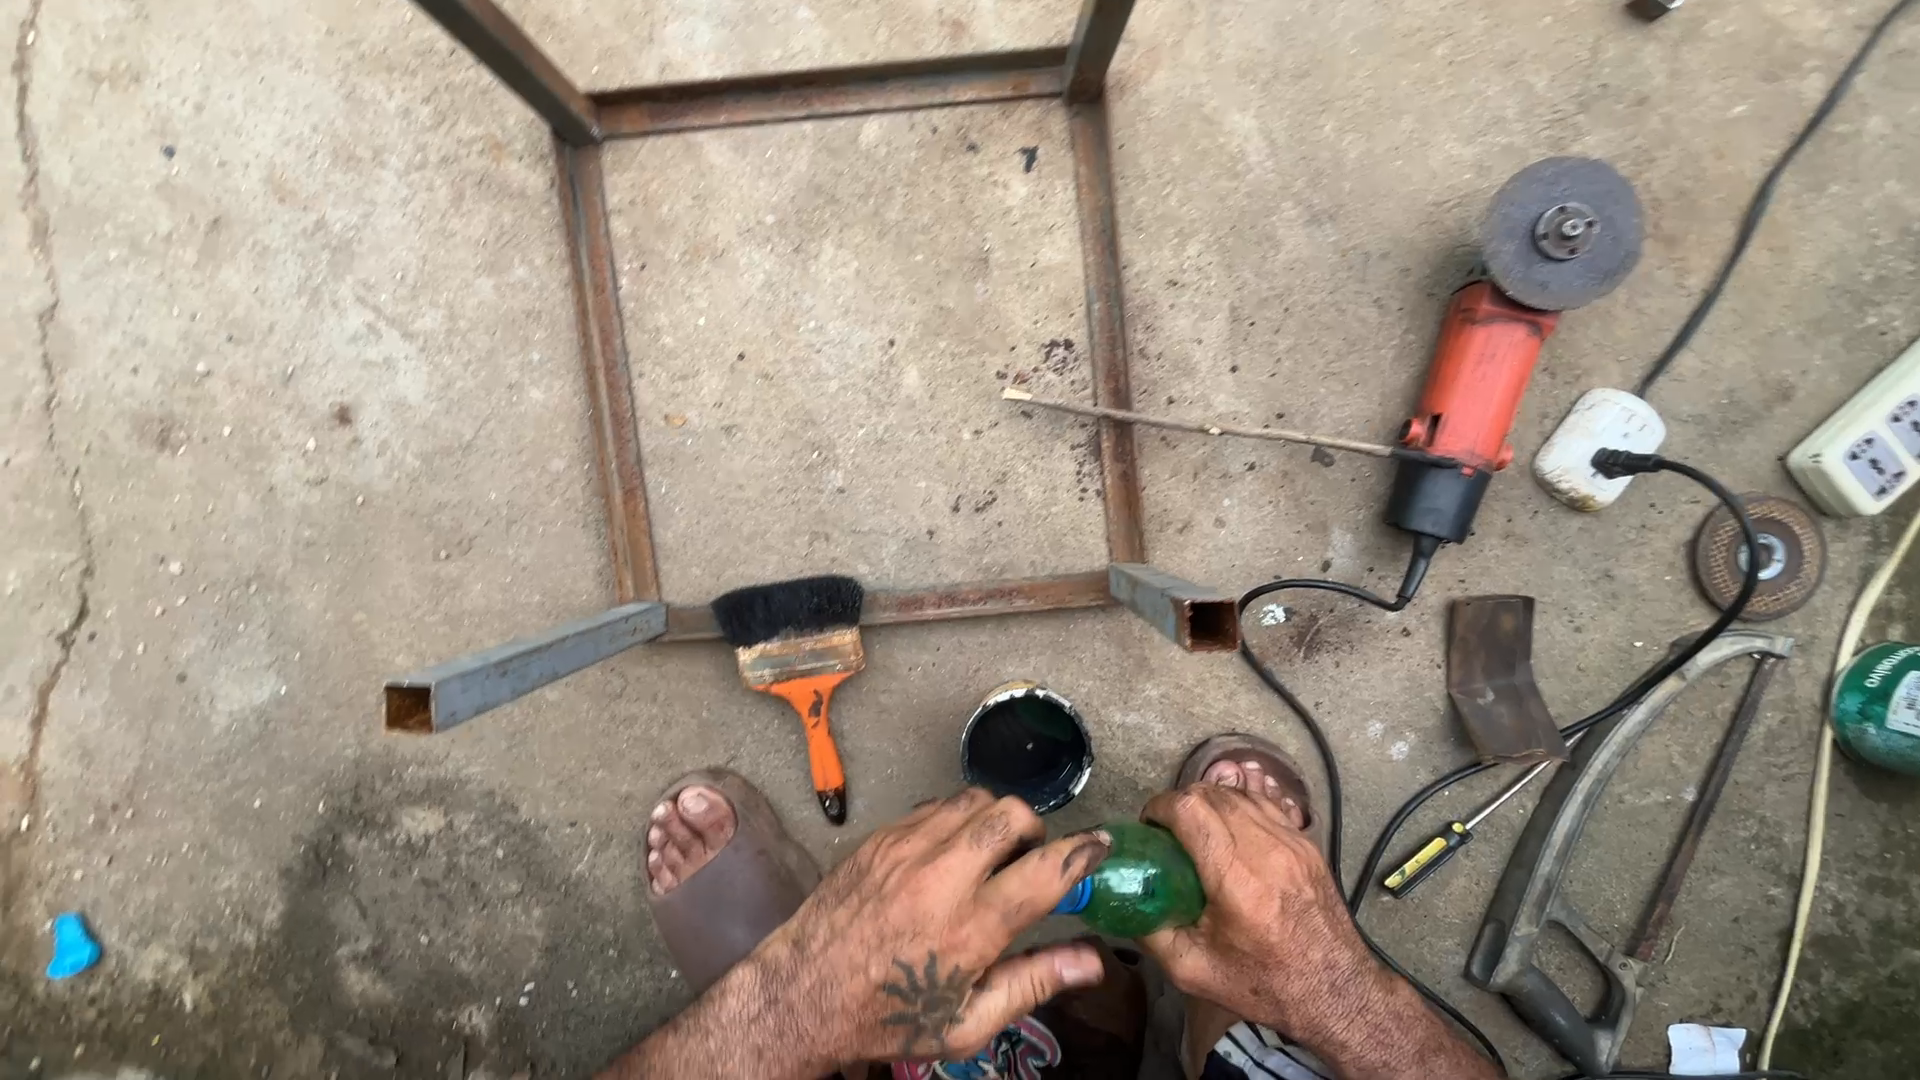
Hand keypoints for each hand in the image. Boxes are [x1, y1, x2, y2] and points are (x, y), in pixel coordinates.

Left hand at [739, 788, 1109, 1066]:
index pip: (1044, 872)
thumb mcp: (967, 1024)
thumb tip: (1094, 962)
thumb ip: (1033, 983)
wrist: (803, 993)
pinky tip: (948, 851)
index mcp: (970, 928)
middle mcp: (941, 876)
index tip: (1100, 844)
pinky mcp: (882, 836)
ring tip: (989, 850)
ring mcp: (906, 848)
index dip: (1083, 852)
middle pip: (1009, 815)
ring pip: (973, 799)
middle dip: (1034, 828)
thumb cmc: (890, 1017)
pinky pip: (934, 805)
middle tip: (1028, 855)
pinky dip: (955, 818)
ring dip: (994, 818)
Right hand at [1137, 782, 1392, 1042]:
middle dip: (1179, 802)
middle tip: (1168, 831)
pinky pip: (1262, 799)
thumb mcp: (1194, 971)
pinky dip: (1236, 801)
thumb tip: (1124, 898)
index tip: (1150, 827)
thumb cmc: (1265, 983)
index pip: (1189, 808)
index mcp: (1235, 879)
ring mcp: (1290, 839)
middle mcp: (1265, 848)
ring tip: (1197, 828)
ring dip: (1207, 800)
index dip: (1159, 808)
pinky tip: (1228, 823)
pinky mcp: (1305, 840)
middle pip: (1208, 792)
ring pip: (1235, 790)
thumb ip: (1151, 933)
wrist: (1339, 992)